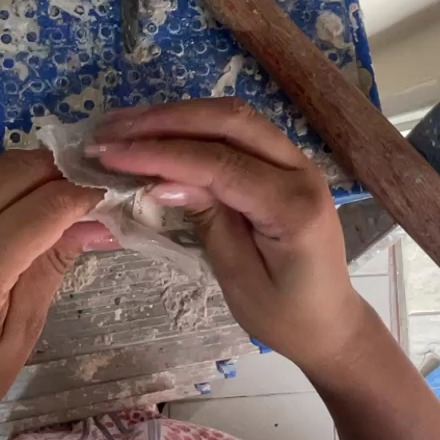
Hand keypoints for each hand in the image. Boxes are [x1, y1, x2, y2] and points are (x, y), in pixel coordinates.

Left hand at [0, 150, 113, 439]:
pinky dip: (15, 182)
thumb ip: (51, 269)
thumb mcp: (19, 336)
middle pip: (19, 171)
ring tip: (75, 194)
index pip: (46, 205)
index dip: (86, 192)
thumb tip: (93, 222)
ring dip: (39, 171)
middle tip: (100, 190)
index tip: (118, 193)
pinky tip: (38, 204)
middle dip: (64, 170)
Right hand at [89, 99, 382, 382]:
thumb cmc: (285, 315)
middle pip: (229, 121)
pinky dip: (196, 126)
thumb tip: (162, 179)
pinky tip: (160, 132)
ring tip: (125, 125)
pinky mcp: (285, 161)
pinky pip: (238, 131)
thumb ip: (208, 220)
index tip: (110, 153)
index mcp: (293, 206)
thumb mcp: (239, 279)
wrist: (330, 323)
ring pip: (234, 117)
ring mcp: (297, 160)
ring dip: (178, 116)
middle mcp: (301, 170)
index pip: (219, 164)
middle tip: (111, 129)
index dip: (161, 154)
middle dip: (165, 120)